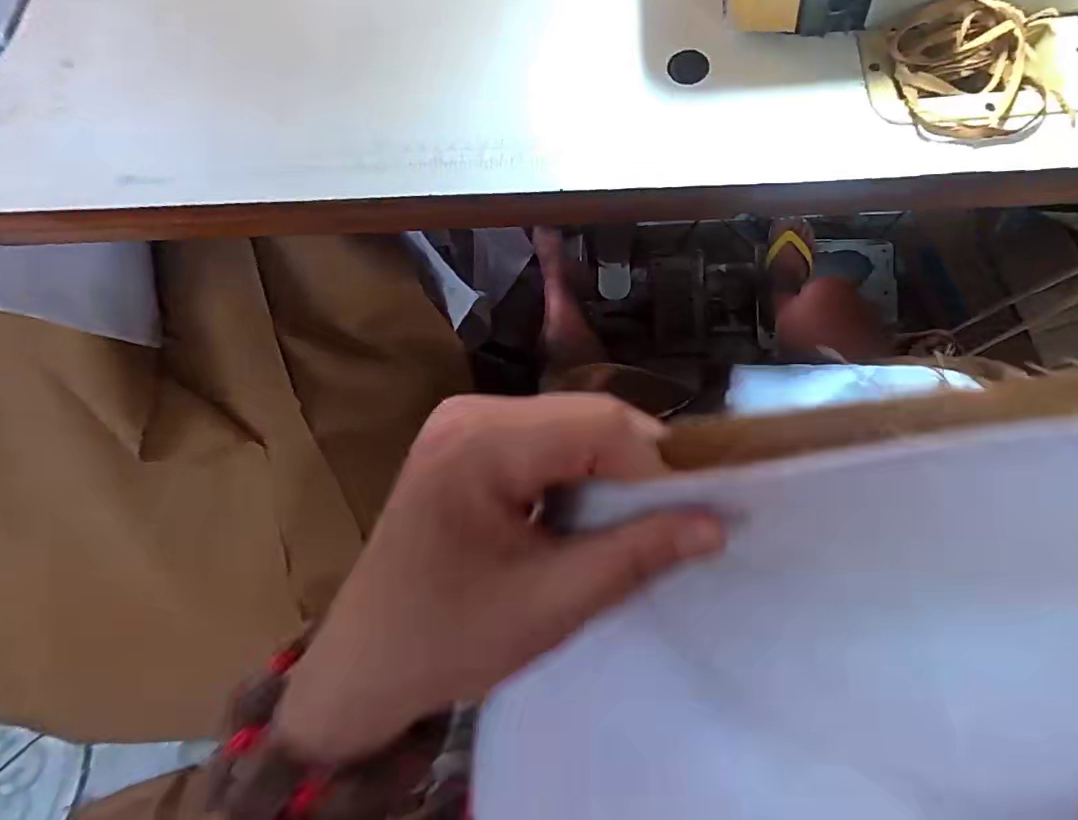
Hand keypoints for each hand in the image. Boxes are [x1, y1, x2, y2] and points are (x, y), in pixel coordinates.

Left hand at [273, 394, 725, 764]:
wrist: (361, 667)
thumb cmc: (446, 640)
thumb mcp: (551, 604)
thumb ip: (638, 554)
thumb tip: (716, 524)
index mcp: (478, 443)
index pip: (598, 426)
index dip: (656, 466)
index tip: (692, 513)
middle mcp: (472, 411)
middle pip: (588, 416)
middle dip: (638, 464)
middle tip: (671, 515)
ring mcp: (468, 417)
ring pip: (576, 421)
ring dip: (615, 465)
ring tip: (634, 516)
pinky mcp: (472, 433)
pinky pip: (552, 434)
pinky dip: (585, 466)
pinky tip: (590, 506)